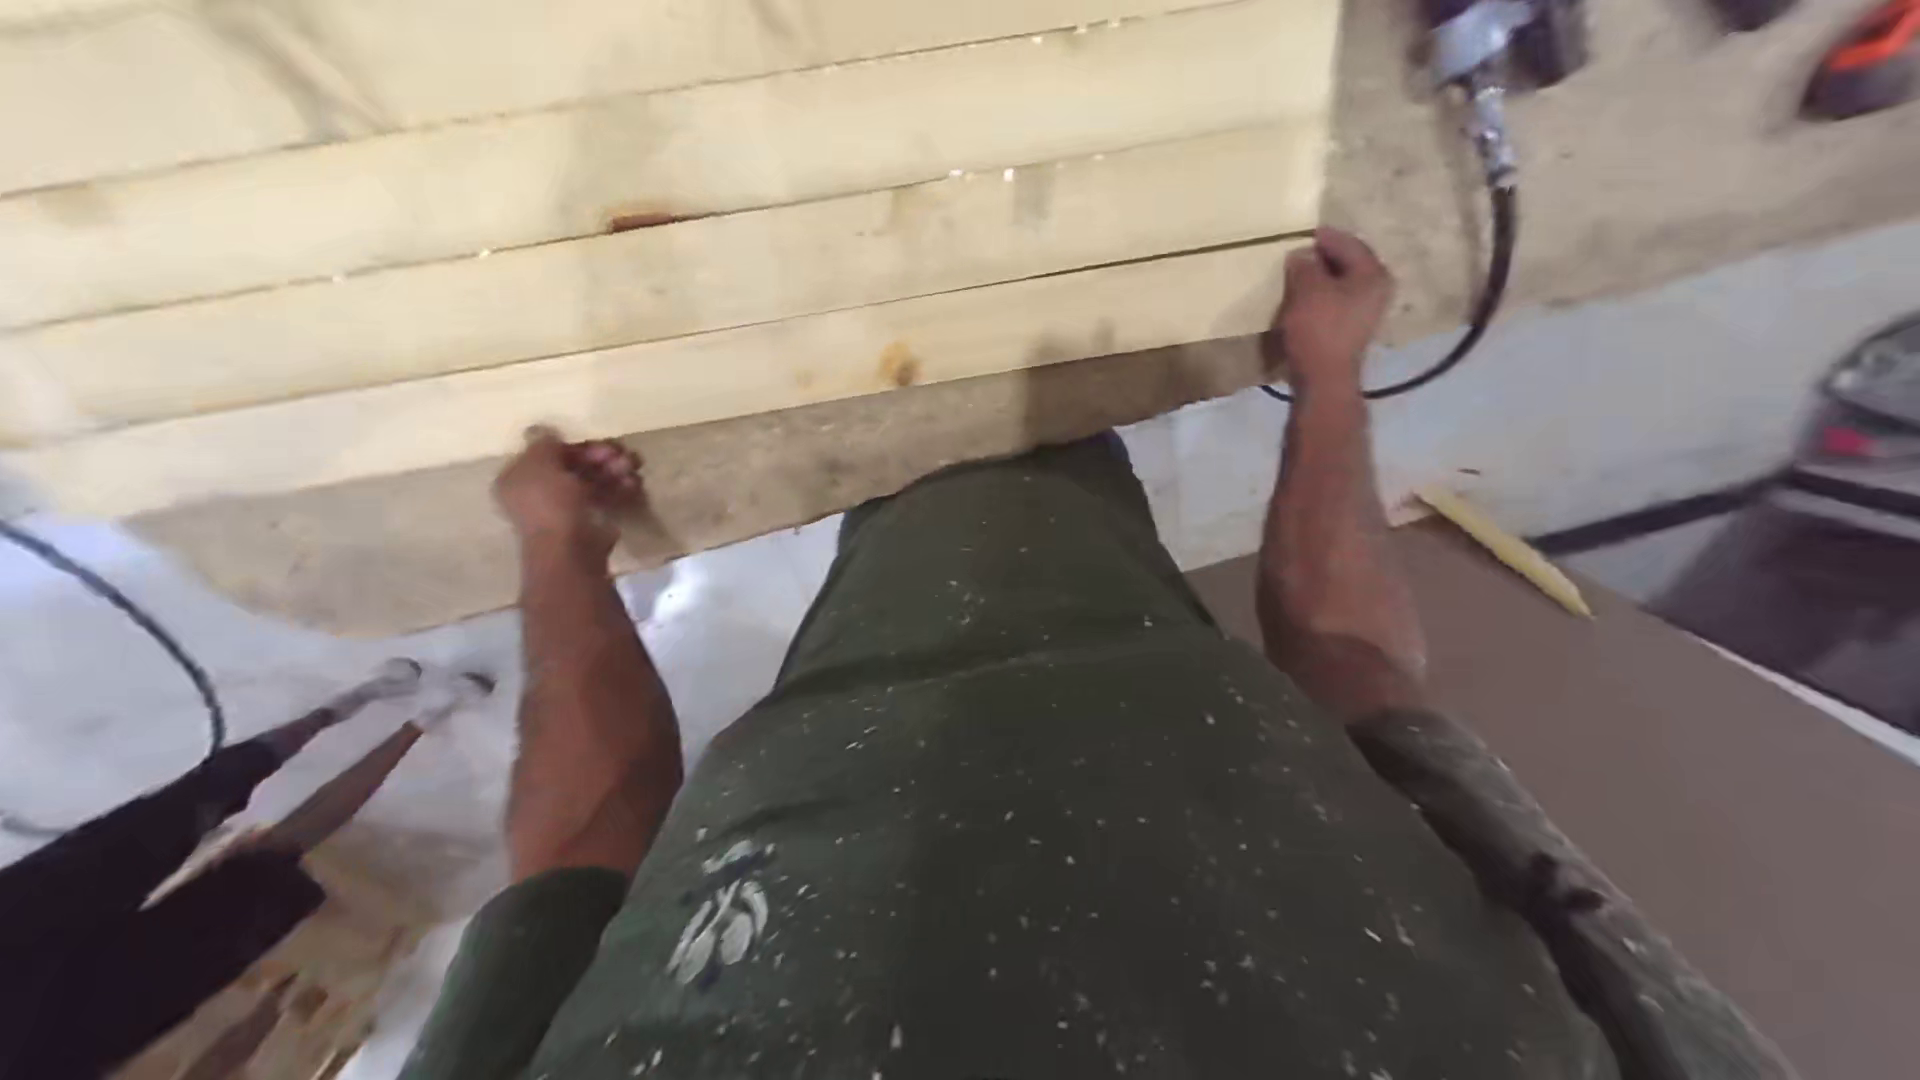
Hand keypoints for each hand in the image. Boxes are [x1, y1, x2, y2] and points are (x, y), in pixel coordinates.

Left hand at [493, 426, 641, 563]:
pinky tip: (634, 484)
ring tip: (633, 469)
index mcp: (520, 479)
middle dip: (601, 458)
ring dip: (615, 471)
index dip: (575, 446)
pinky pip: (605, 498)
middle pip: (574, 466)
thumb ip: (544, 444)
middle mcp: (540, 493)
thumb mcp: (540, 464)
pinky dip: (620, 489)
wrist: (571, 549)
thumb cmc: (549, 503)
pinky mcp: (590, 522)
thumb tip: (546, 431)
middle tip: (622, 456)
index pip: (549, 454)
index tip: (599, 445)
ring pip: (593, 481)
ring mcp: (566, 509)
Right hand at [1270, 227, 1393, 392]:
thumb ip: (1304, 267)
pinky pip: (1335, 303)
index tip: (1302, 234)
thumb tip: (1301, 254)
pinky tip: (1302, 301)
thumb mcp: (1307, 291)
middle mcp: (1377, 290)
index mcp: (1373, 274)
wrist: (1324, 379)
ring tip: (1296, 278)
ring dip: (1319, 280)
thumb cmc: (1319, 330)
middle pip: (1348, 264)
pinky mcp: (1351, 330)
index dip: (1325, 237)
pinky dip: (1319, 297)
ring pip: (1341, 285)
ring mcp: (1366, 312)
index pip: (1349, 244)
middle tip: (1297, 255)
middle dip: (1322, 258)